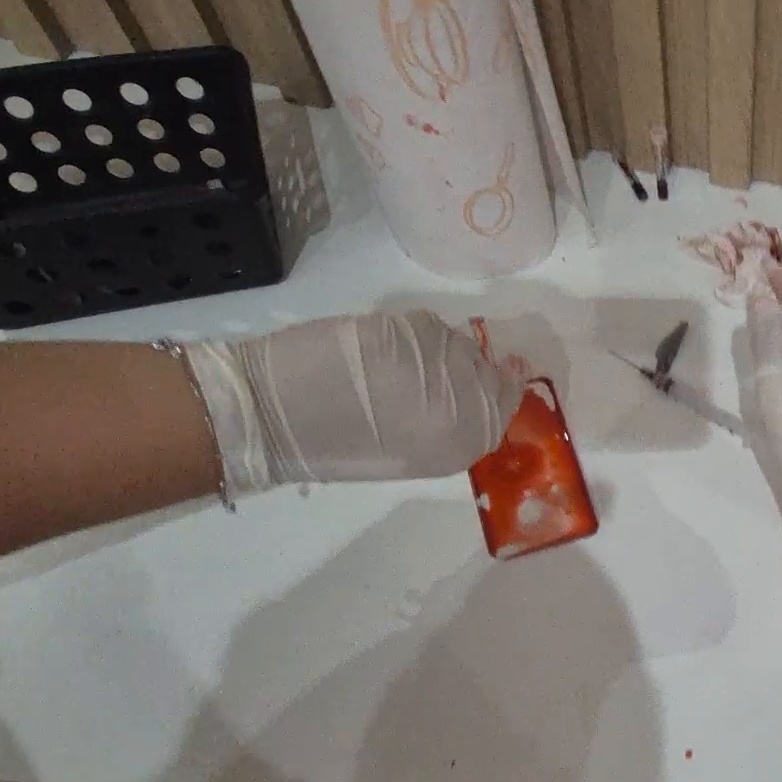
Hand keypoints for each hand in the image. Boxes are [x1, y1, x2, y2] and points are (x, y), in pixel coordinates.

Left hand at [183, 310, 525, 492]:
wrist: (273, 417)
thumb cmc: (337, 448)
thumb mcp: (414, 453)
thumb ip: (455, 427)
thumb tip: (480, 394)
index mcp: (464, 440)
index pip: (508, 402)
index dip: (505, 386)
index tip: (500, 375)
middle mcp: (466, 402)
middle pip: (489, 372)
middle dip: (472, 369)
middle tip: (437, 373)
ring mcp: (443, 364)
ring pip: (461, 346)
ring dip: (441, 352)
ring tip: (404, 365)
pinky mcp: (412, 332)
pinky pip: (431, 328)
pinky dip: (415, 336)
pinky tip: (387, 350)